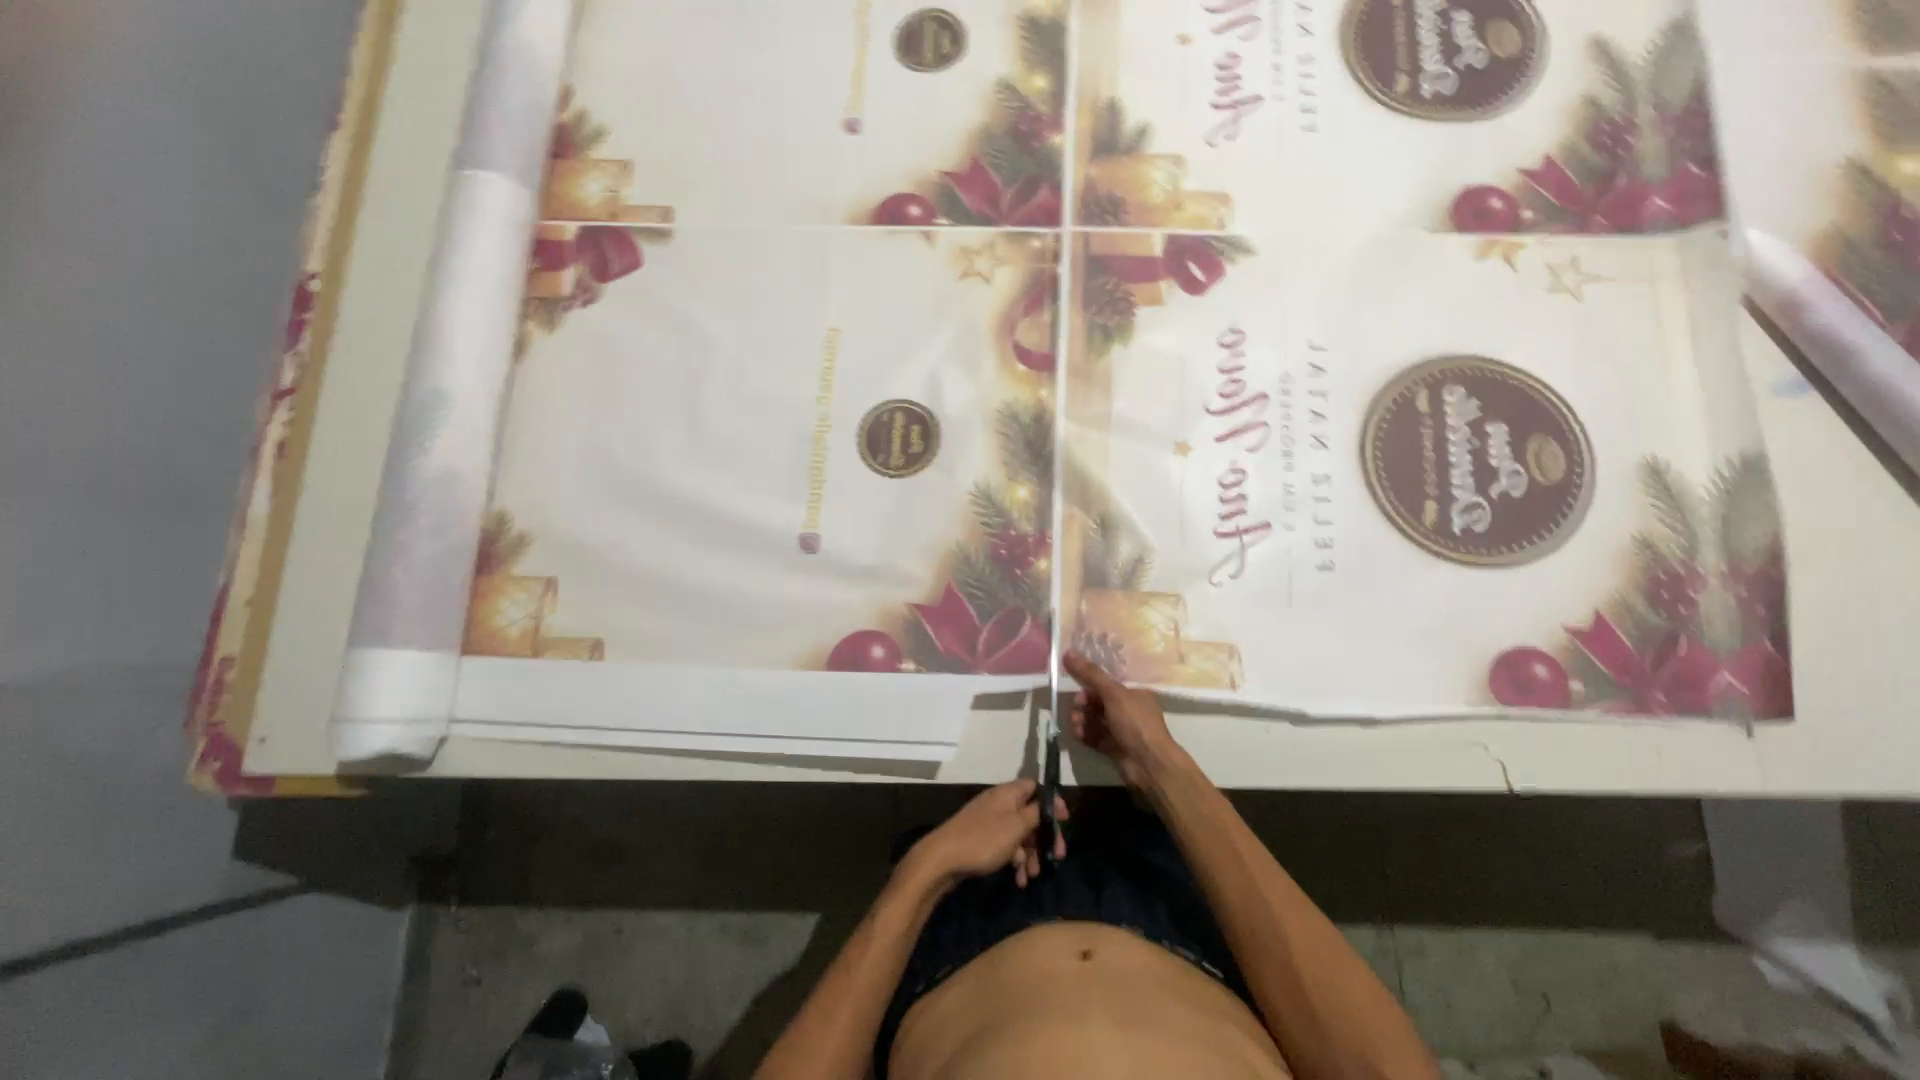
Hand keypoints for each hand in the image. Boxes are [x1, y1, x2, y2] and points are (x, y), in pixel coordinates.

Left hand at [906, 779, 1068, 889]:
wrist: (942, 859)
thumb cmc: (983, 840)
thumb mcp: (1016, 826)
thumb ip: (1037, 813)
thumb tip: (1054, 801)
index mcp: (1008, 794)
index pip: (1036, 788)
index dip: (1052, 803)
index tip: (1064, 822)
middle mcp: (999, 804)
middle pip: (1030, 815)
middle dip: (1043, 837)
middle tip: (1057, 856)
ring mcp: (989, 822)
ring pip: (1019, 834)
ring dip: (1030, 854)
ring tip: (1032, 876)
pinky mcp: (982, 840)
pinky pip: (1006, 846)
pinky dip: (1014, 860)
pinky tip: (1018, 879)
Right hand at [1063, 651, 1183, 788]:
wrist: (1148, 764)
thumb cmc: (1135, 723)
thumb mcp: (1113, 694)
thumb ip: (1090, 674)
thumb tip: (1068, 652)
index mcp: (1134, 693)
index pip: (1108, 683)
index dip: (1090, 682)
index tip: (1075, 684)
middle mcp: (1128, 710)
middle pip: (1098, 701)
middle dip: (1083, 703)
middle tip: (1076, 707)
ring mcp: (1120, 730)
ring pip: (1094, 719)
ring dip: (1082, 719)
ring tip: (1077, 724)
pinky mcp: (1112, 747)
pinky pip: (1094, 736)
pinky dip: (1085, 734)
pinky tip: (1079, 734)